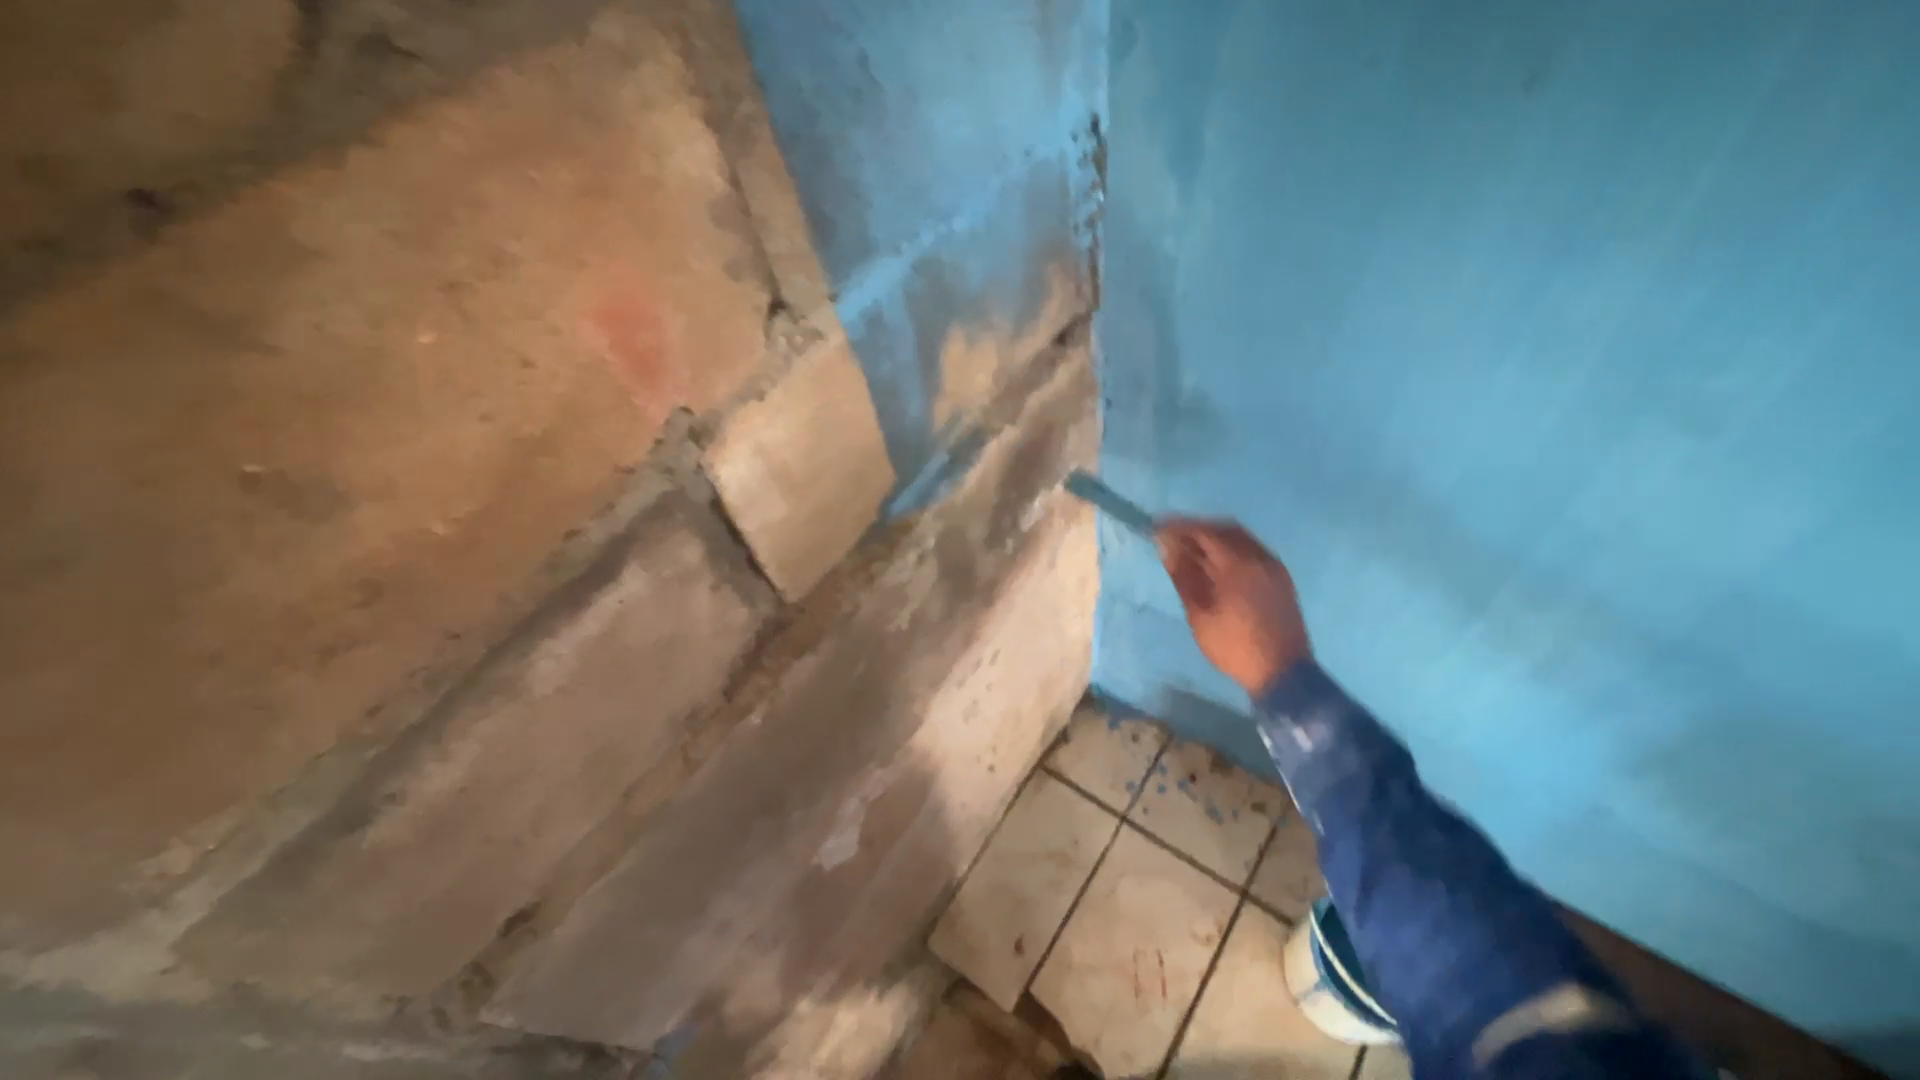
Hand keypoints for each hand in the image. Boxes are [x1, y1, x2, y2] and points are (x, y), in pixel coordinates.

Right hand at [1156, 518, 1311, 696]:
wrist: (1283, 673)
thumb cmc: (1234, 646)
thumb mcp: (1200, 614)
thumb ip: (1183, 576)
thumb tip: (1166, 546)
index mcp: (1239, 564)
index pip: (1205, 532)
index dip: (1179, 527)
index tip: (1158, 528)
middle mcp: (1260, 557)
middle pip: (1225, 529)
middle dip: (1198, 528)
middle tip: (1173, 537)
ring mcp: (1274, 567)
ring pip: (1242, 538)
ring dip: (1215, 538)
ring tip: (1192, 550)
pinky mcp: (1281, 578)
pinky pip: (1253, 550)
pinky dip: (1232, 549)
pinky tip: (1217, 564)